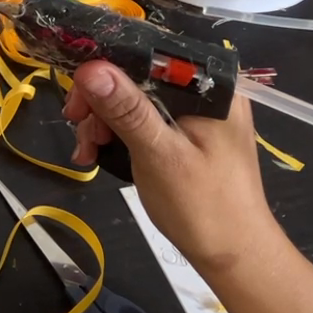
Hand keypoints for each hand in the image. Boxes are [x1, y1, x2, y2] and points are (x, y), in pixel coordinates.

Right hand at [64, 62, 287, 279]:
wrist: (234, 258)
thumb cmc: (204, 207)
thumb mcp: (159, 155)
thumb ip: (127, 109)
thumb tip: (91, 68)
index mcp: (211, 87)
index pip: (150, 53)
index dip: (106, 64)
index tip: (77, 91)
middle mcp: (204, 91)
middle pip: (136, 75)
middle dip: (99, 99)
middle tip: (77, 125)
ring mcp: (193, 113)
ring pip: (131, 97)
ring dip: (101, 119)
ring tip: (87, 149)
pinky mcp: (183, 132)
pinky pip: (139, 118)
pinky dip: (114, 132)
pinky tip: (96, 151)